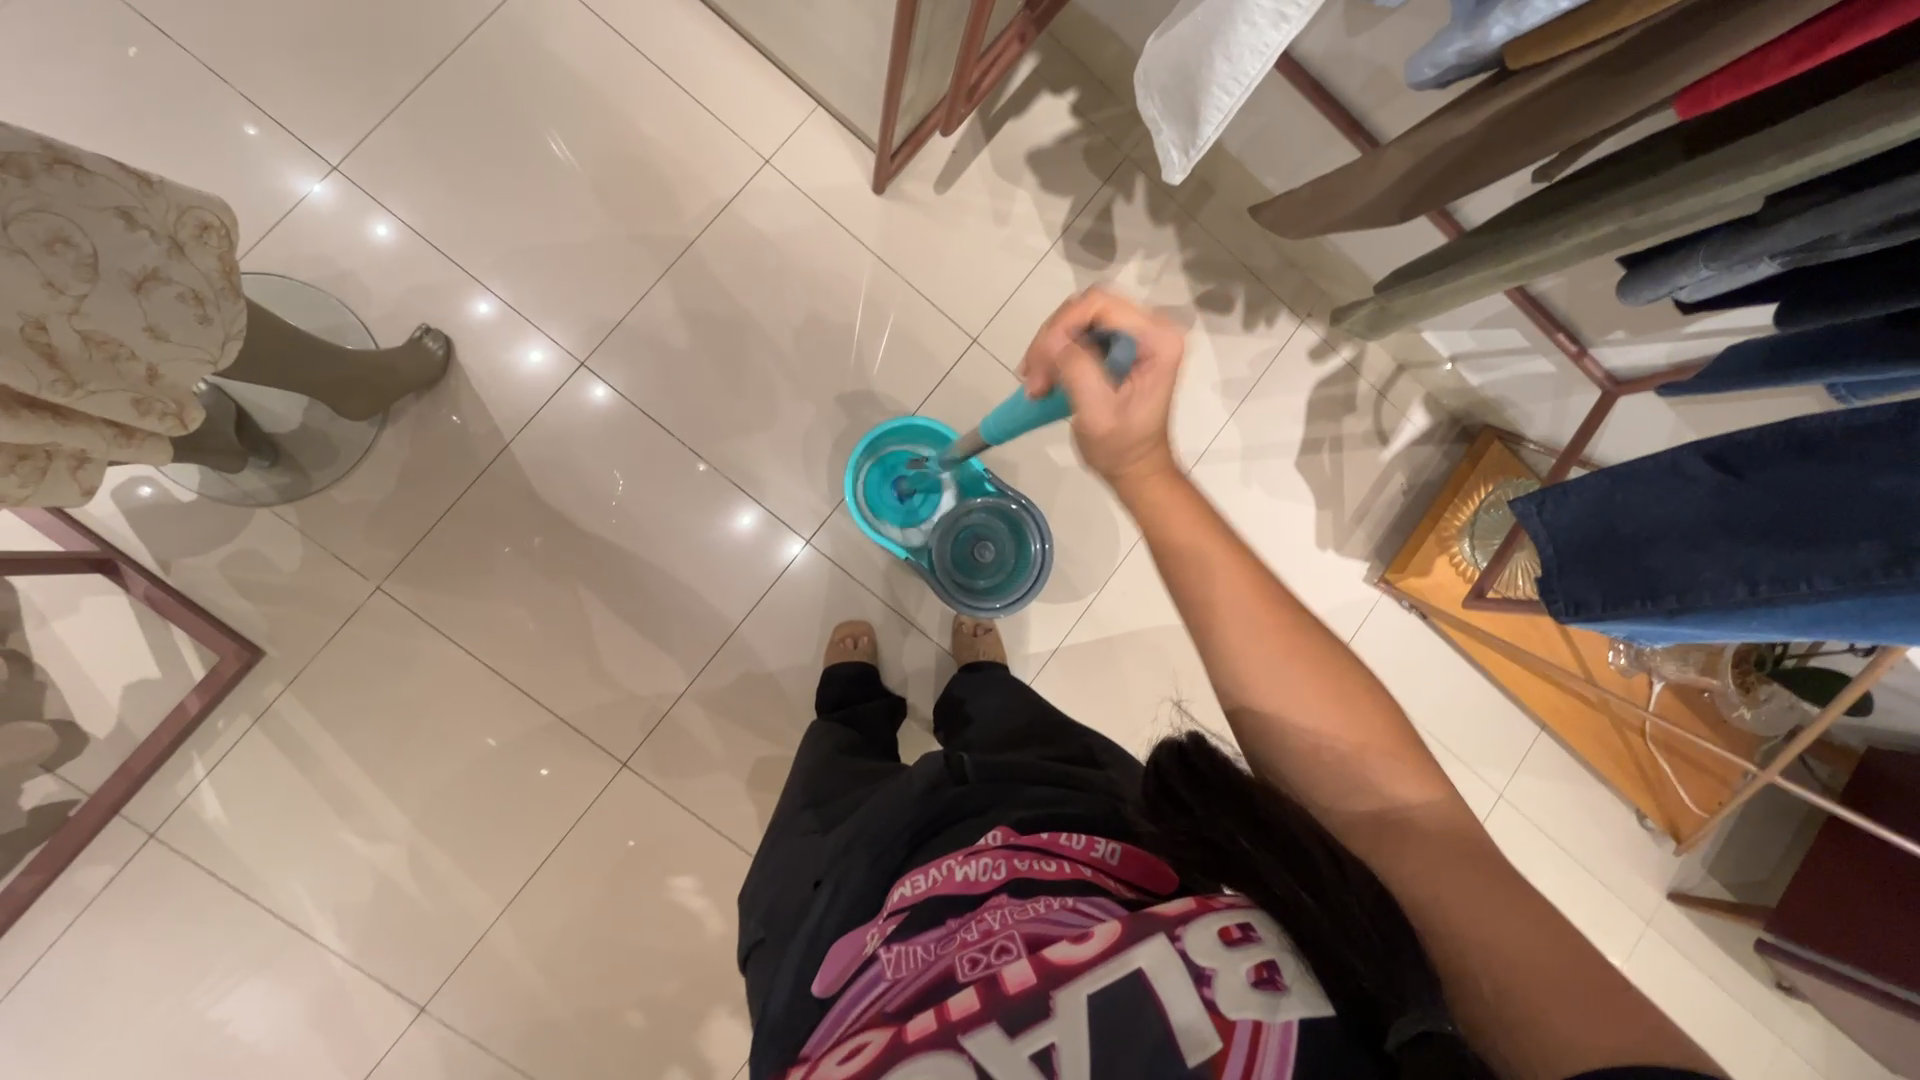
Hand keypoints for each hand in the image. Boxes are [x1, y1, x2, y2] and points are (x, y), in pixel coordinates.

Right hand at [1017, 286, 1184, 489]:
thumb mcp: (1097, 414)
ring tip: (1035, 383)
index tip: (1039, 362)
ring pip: (1077, 319)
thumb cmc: (1122, 448)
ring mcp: (1134, 334)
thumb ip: (1077, 369)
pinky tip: (1043, 378)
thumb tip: (1051, 339)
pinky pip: (1079, 333)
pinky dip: (1056, 353)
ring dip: (1049, 348)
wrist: (1135, 467)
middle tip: (1032, 377)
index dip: (1063, 326)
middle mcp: (1150, 327)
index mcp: (1157, 339)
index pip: (1100, 305)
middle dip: (1052, 339)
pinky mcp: (1119, 344)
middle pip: (1086, 308)